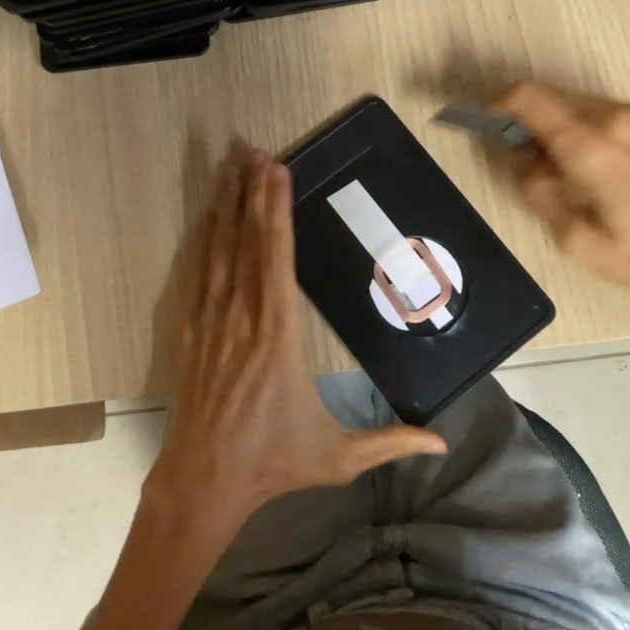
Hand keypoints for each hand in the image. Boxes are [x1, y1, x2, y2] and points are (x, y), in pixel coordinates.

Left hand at [149, 150, 446, 525]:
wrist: (204, 478)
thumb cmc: (273, 462)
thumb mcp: (338, 458)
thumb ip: (390, 442)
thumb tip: (441, 443)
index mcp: (279, 335)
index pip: (276, 257)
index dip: (277, 210)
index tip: (278, 173)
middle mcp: (241, 316)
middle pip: (246, 240)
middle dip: (251, 192)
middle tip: (255, 151)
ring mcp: (210, 319)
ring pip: (217, 248)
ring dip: (225, 204)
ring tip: (231, 166)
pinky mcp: (187, 328)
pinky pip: (195, 271)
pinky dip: (201, 237)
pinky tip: (207, 213)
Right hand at [491, 82, 629, 327]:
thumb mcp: (583, 243)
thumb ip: (541, 193)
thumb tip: (520, 160)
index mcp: (590, 144)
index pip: (527, 98)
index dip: (497, 104)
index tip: (485, 122)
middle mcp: (620, 117)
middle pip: (557, 100)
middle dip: (533, 123)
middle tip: (530, 163)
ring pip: (592, 109)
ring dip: (570, 129)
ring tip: (577, 177)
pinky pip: (624, 119)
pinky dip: (603, 135)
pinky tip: (620, 178)